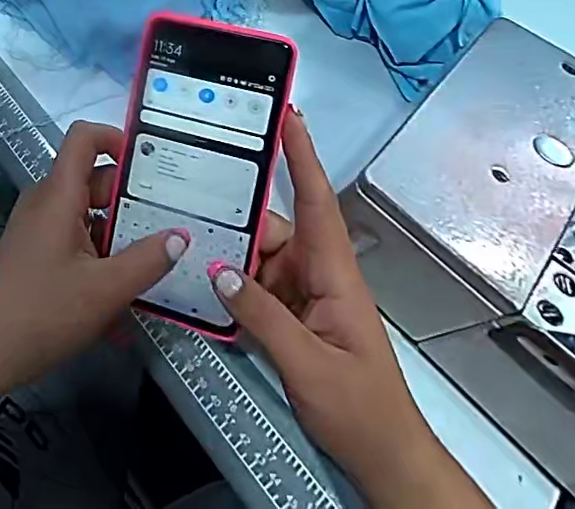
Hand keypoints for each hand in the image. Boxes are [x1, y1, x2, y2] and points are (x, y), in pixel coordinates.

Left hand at [0, 121, 184, 388]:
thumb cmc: (42, 314)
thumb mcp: (105, 291)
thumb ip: (146, 260)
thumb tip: (180, 236)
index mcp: (59, 194)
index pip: (84, 137)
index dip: (117, 137)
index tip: (151, 161)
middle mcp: (47, 199)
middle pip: (94, 176)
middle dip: (132, 192)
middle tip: (171, 213)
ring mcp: (39, 224)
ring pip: (88, 208)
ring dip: (119, 224)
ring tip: (158, 248)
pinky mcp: (37, 247)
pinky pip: (76, 231)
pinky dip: (101, 245)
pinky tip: (125, 278)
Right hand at [212, 109, 487, 507]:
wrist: (384, 458)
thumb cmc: (361, 410)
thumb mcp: (307, 365)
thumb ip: (261, 315)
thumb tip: (219, 269)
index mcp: (334, 272)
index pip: (317, 201)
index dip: (303, 155)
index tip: (288, 116)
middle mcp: (318, 272)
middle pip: (273, 230)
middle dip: (238, 221)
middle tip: (196, 205)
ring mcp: (305, 293)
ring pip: (259, 257)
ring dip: (230, 258)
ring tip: (190, 252)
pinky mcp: (292, 313)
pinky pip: (256, 285)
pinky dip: (232, 285)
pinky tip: (204, 285)